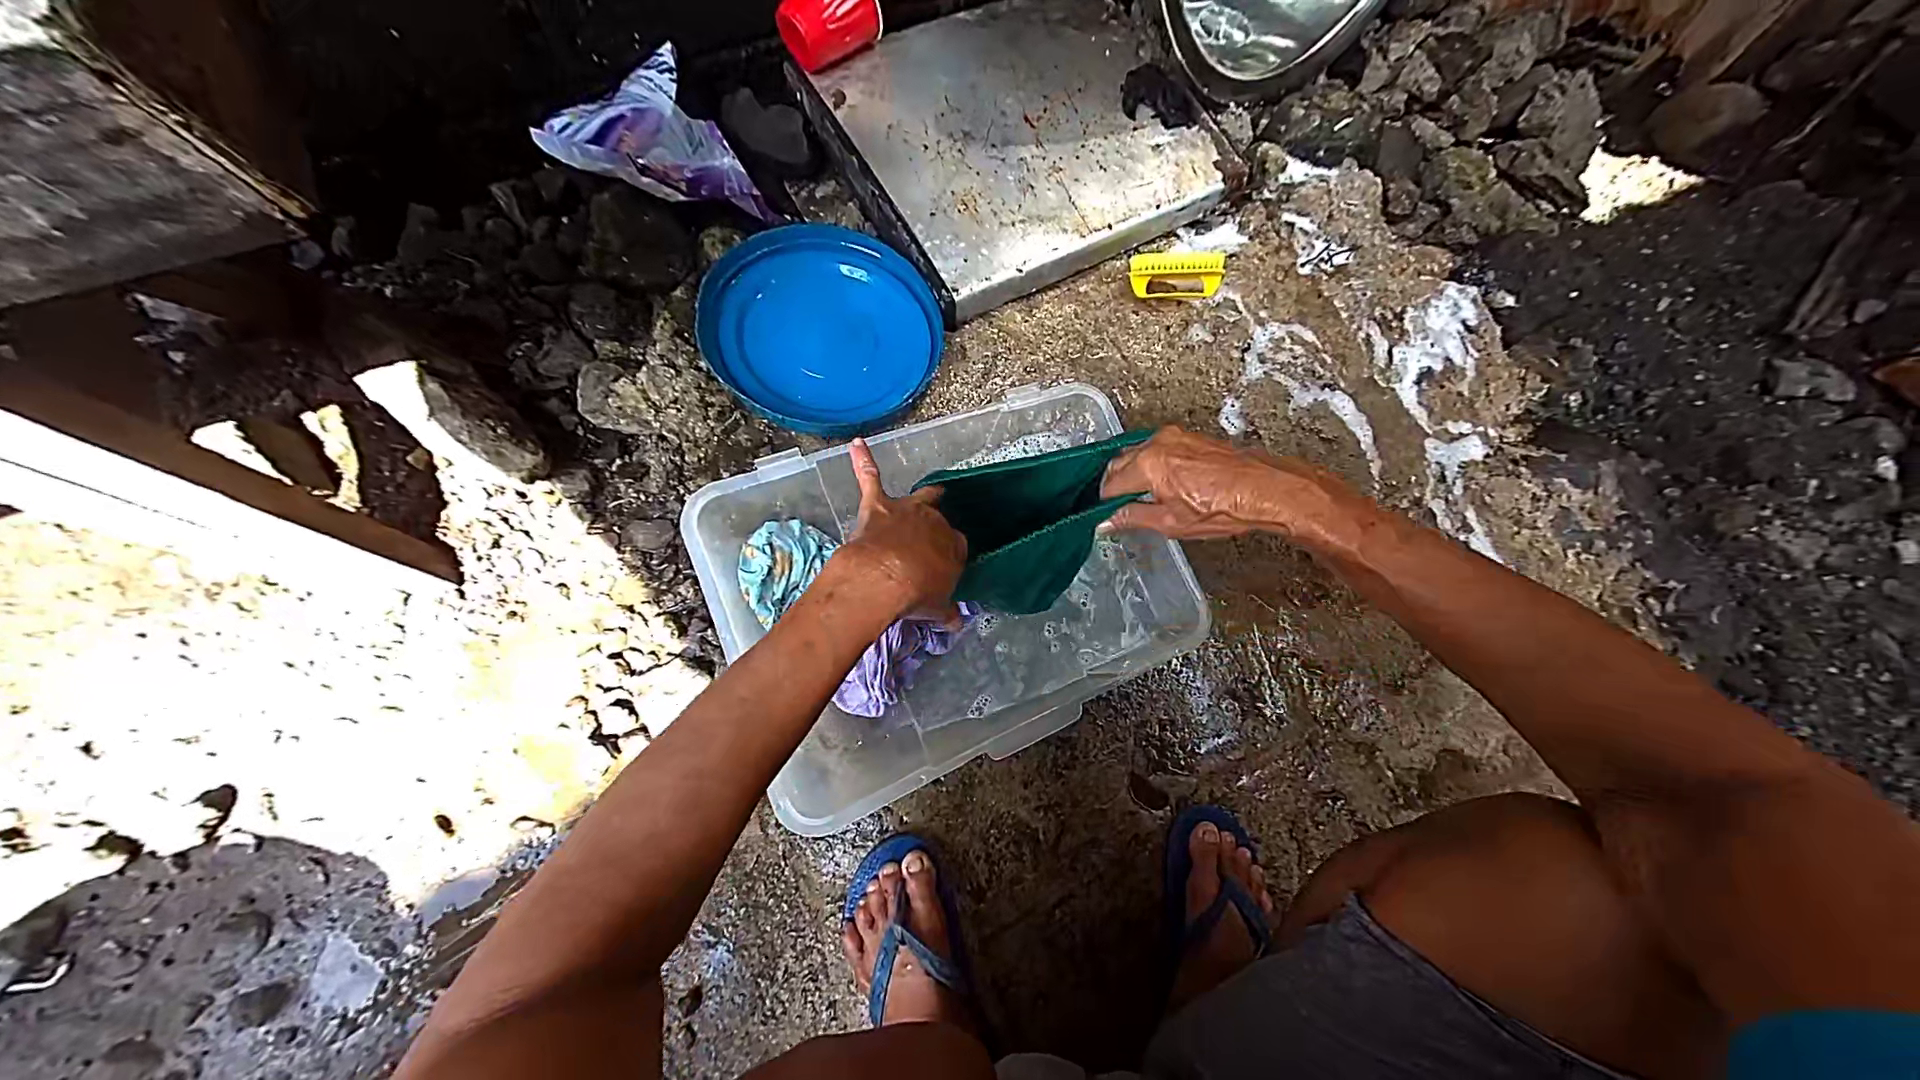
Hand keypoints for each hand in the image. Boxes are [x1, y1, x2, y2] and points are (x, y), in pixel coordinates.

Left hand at [834, 438, 967, 616]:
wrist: (885, 578)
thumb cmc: (916, 594)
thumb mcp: (937, 610)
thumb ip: (946, 612)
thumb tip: (954, 621)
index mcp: (954, 546)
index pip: (958, 547)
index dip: (950, 557)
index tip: (943, 568)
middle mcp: (934, 521)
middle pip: (940, 520)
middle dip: (937, 529)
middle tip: (932, 540)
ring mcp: (906, 510)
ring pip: (920, 497)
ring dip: (923, 499)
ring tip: (932, 494)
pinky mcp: (877, 504)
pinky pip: (870, 476)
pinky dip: (863, 461)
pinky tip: (856, 444)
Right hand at [1100, 426, 1371, 547]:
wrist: (1266, 490)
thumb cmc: (1226, 507)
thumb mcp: (1171, 522)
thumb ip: (1132, 517)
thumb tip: (1107, 521)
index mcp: (1148, 464)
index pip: (1109, 485)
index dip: (1103, 504)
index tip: (1103, 516)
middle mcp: (1157, 443)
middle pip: (1118, 465)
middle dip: (1113, 487)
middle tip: (1116, 509)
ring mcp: (1174, 436)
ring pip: (1135, 454)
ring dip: (1131, 474)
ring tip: (1139, 499)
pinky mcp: (1187, 437)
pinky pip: (1155, 448)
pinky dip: (1148, 465)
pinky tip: (1158, 484)